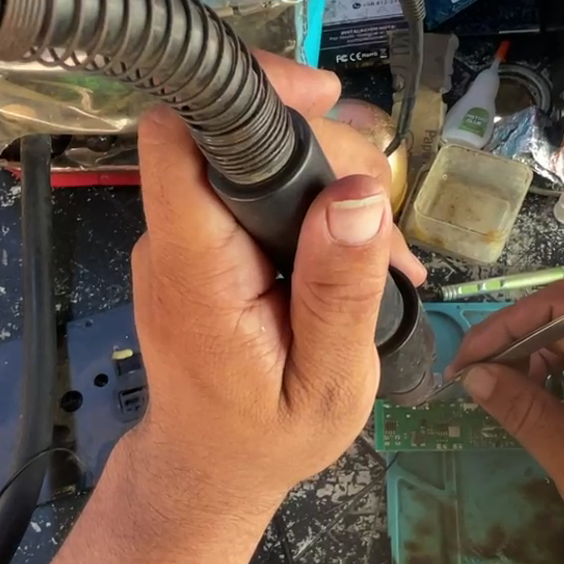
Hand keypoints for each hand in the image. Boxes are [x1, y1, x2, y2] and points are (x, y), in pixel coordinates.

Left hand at [122, 51, 422, 515]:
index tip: (322, 100)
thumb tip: (358, 195)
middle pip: (242, 142)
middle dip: (326, 155)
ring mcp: (188, 242)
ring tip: (382, 252)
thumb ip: (340, 293)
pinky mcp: (206, 248)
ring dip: (331, 186)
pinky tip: (357, 252)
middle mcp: (178, 242)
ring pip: (258, 165)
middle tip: (386, 226)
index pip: (179, 139)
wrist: (210, 465)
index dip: (245, 97)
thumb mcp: (327, 382)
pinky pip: (257, 198)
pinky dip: (314, 210)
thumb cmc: (266, 437)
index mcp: (197, 272)